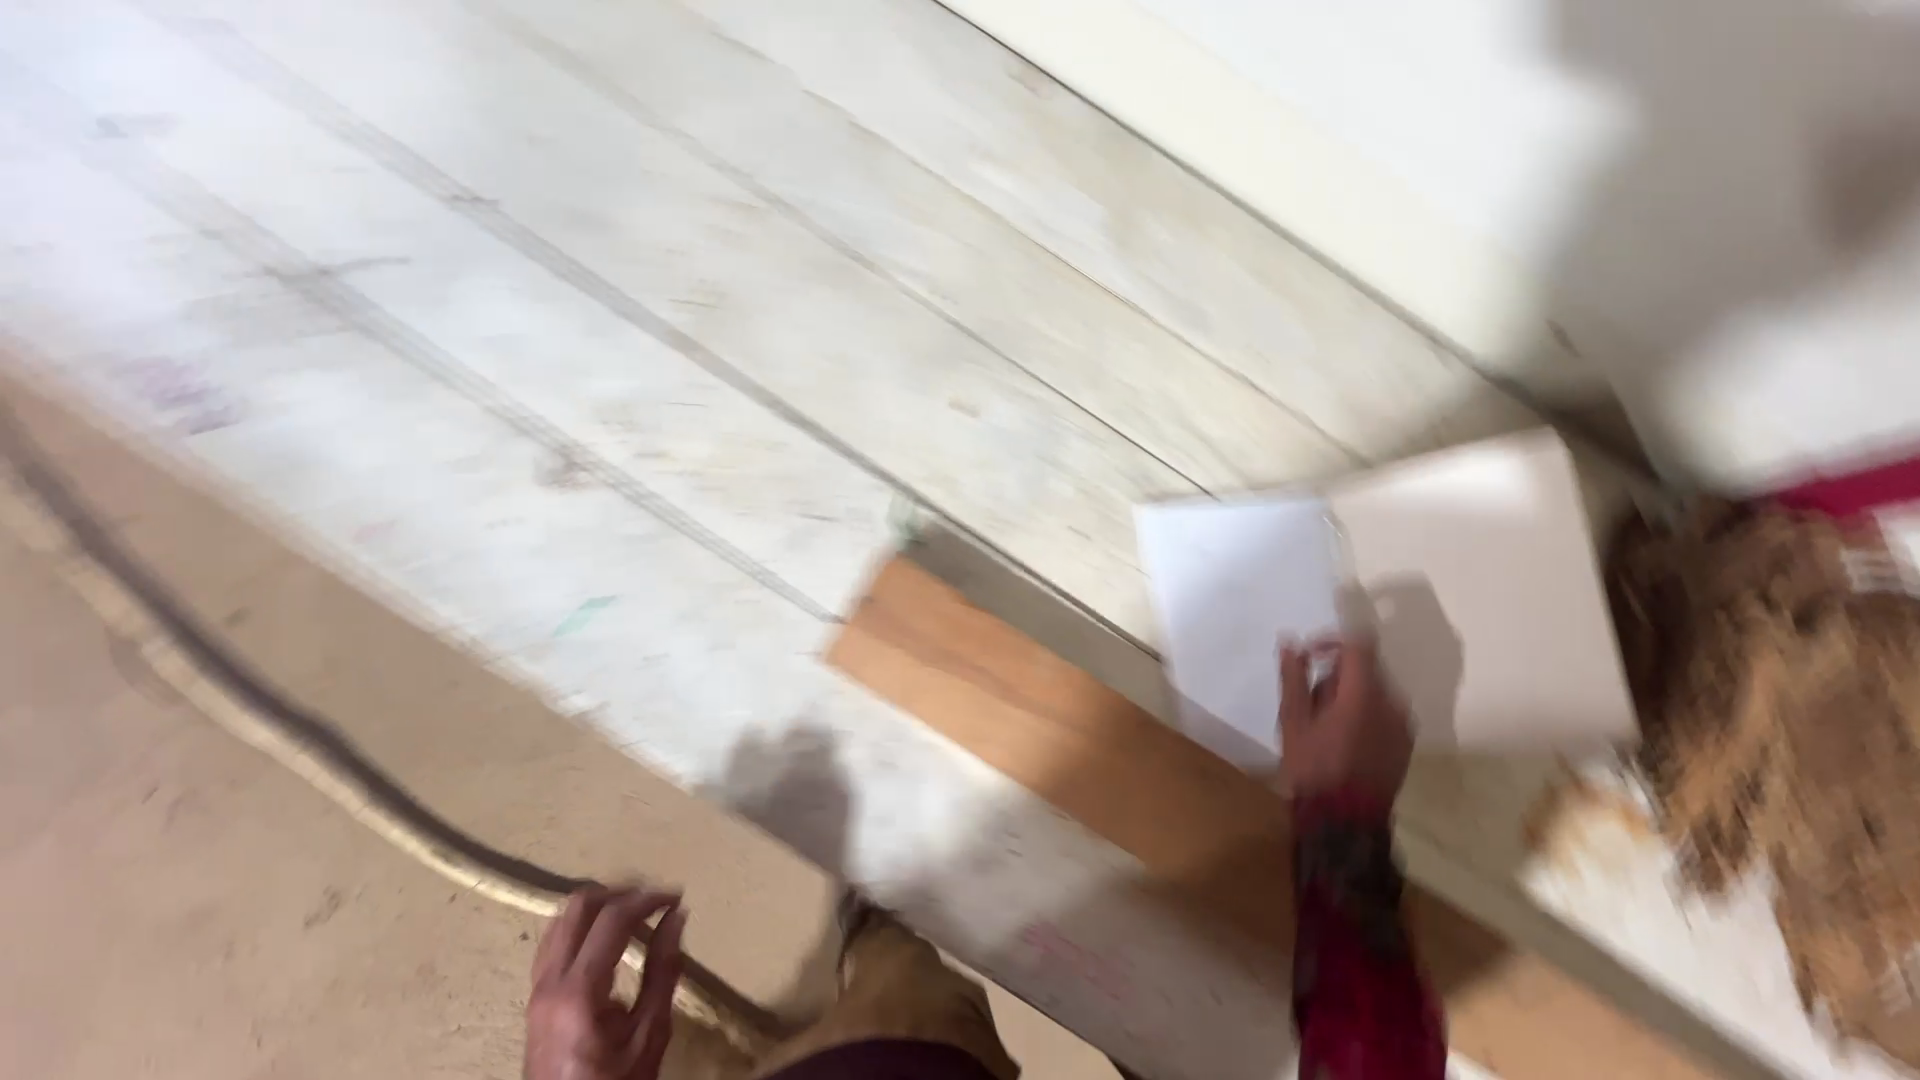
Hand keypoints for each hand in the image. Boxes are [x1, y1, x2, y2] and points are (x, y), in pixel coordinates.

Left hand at [526, 886, 686, 1079]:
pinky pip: (554, 941)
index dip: (647, 899)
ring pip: (561, 918)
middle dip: (621, 893)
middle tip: (654, 902)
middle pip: (579, 906)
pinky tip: (607, 939)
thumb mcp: (650, 1034)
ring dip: (600, 906)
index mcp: (579, 991)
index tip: (676, 898)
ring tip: (635, 915)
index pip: (612, 919)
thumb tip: (677, 918)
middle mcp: (549, 981)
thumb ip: (663, 972)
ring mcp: (536, 988)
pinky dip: (582, 926)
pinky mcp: (534, 997)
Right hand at [1275, 636, 1412, 806]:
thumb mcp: (1292, 720)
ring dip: (1351, 693)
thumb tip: (1290, 643)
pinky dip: (1365, 712)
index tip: (1310, 654)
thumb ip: (1294, 677)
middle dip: (1337, 673)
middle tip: (1311, 699)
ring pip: (1376, 689)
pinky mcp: (1406, 742)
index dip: (1332, 640)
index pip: (1358, 644)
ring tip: (1325, 722)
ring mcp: (1403, 724)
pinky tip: (1344, 737)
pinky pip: (1385, 711)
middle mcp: (1392, 702)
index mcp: (1362, 693)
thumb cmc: (1312, 767)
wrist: (1345, 820)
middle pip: (1367, 667)